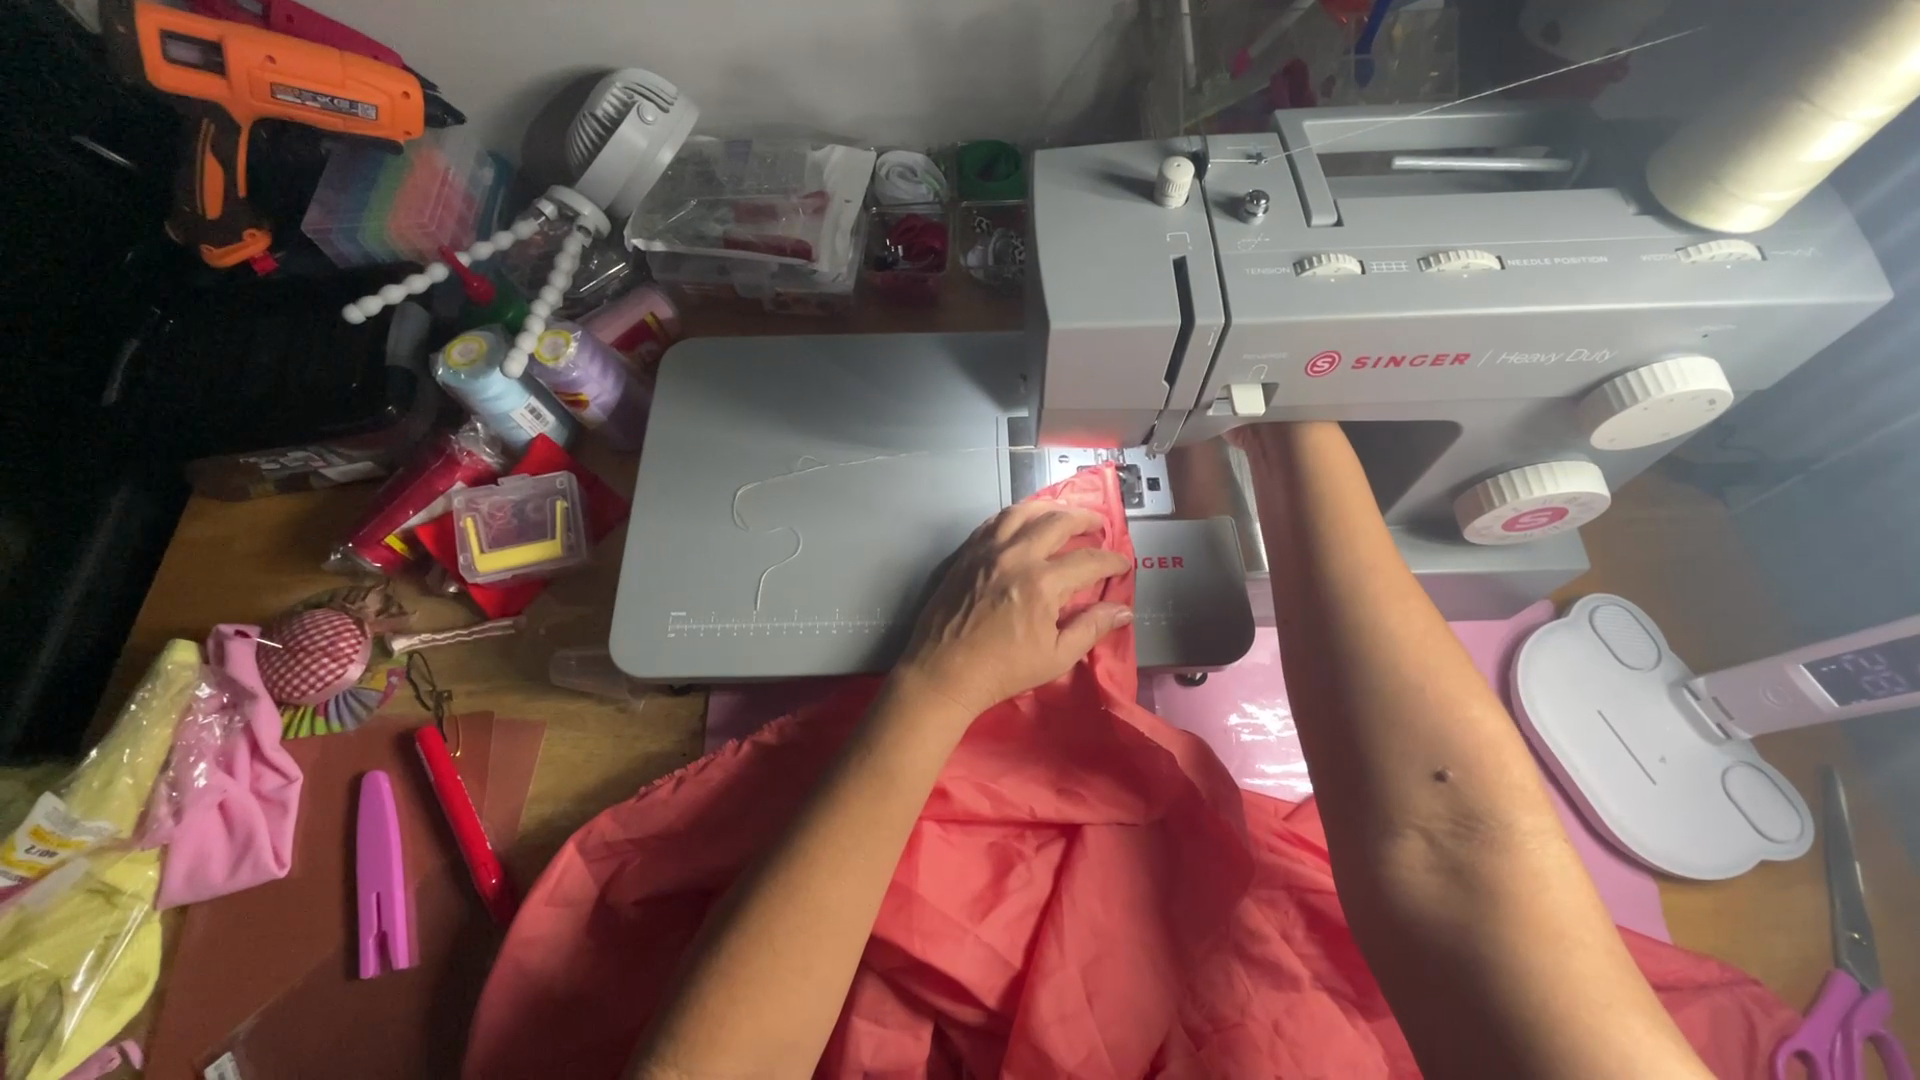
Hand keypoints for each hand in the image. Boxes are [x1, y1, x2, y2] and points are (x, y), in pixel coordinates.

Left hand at [893, 501, 1133, 721]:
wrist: (944, 672)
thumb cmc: (1003, 670)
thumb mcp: (1056, 657)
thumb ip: (1091, 628)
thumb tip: (1123, 611)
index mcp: (1042, 583)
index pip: (1089, 561)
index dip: (1112, 560)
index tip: (1123, 564)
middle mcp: (1016, 556)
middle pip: (1058, 522)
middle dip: (1085, 520)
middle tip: (1099, 525)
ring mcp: (987, 551)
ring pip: (1023, 512)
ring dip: (1049, 509)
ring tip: (1064, 514)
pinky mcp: (966, 553)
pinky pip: (994, 521)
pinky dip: (1016, 516)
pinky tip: (1024, 522)